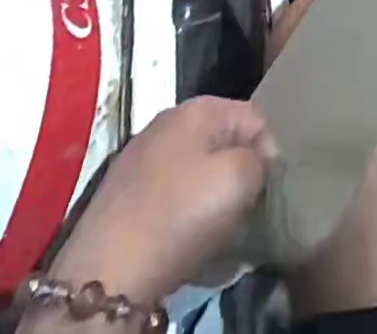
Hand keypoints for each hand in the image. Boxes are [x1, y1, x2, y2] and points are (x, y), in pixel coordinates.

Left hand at [40, 98, 274, 308]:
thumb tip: (256, 158)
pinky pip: (172, 187)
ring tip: (214, 224)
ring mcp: (142, 151)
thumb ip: (260, 158)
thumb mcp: (239, 178)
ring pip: (198, 164)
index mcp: (198, 107)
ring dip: (212, 191)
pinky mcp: (125, 186)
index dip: (268, 151)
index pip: (255, 117)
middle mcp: (168, 119)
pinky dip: (184, 205)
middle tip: (242, 206)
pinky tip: (182, 230)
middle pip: (224, 140)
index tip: (265, 188)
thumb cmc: (182, 213)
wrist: (107, 269)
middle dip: (238, 171)